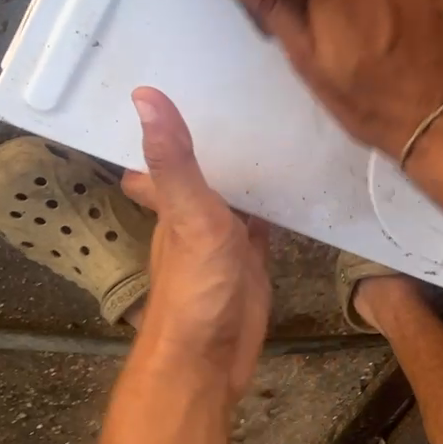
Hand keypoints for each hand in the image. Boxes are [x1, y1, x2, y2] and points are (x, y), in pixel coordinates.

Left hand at [122, 87, 272, 397]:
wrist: (214, 355)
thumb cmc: (195, 287)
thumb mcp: (188, 217)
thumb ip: (175, 162)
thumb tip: (145, 95)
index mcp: (169, 203)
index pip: (155, 157)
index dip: (158, 127)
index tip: (175, 88)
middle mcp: (193, 216)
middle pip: (201, 169)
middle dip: (214, 139)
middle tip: (243, 95)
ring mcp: (224, 239)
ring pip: (234, 193)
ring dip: (248, 168)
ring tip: (278, 125)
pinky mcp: (253, 258)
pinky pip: (263, 222)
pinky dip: (276, 204)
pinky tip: (297, 186)